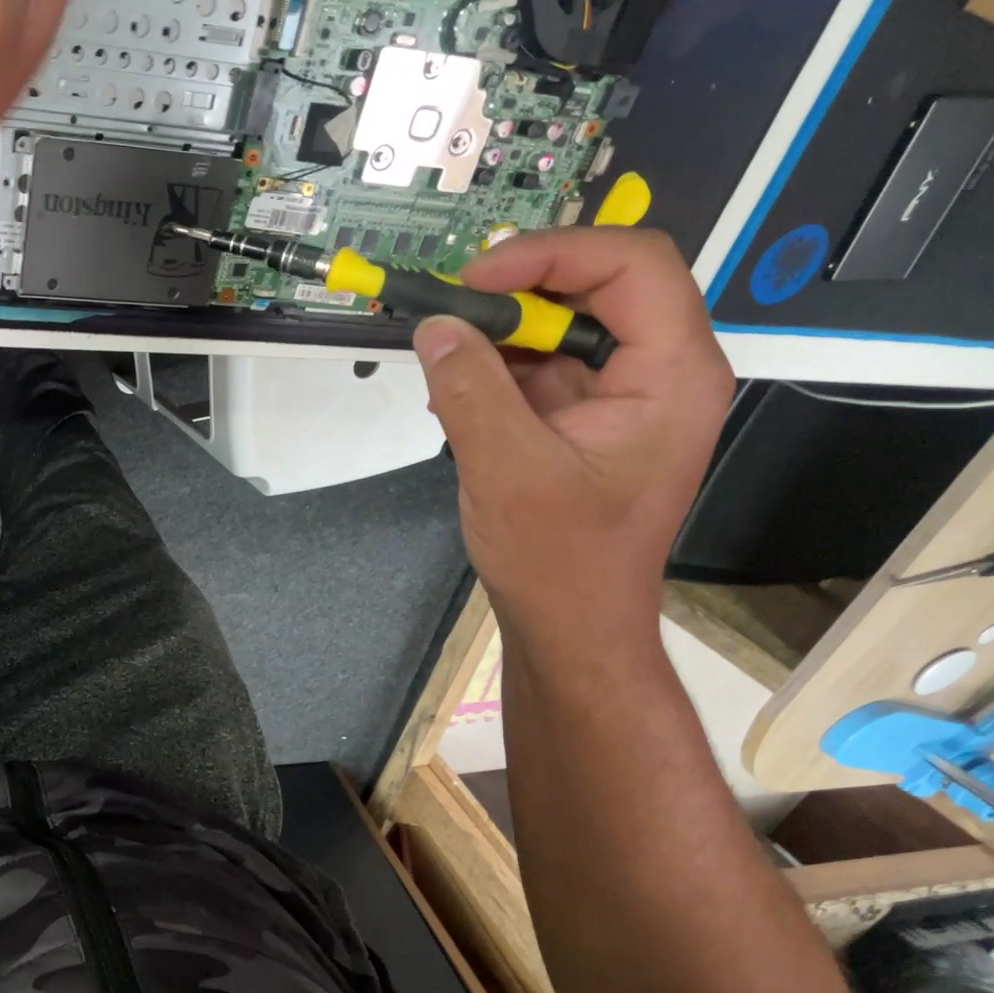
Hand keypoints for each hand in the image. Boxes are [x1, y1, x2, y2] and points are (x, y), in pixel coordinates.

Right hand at [412, 228, 733, 632]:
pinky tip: (451, 390)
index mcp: (672, 375)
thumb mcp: (506, 469)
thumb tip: (434, 326)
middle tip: (447, 308)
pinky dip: (492, 366)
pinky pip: (539, 364)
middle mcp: (657, 371)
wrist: (569, 625)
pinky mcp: (582, 416)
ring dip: (498, 329)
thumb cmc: (556, 557)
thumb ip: (470, 390)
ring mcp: (619, 394)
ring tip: (441, 353)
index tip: (473, 279)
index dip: (551, 253)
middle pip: (597, 284)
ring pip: (562, 323)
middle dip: (517, 289)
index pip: (632, 265)